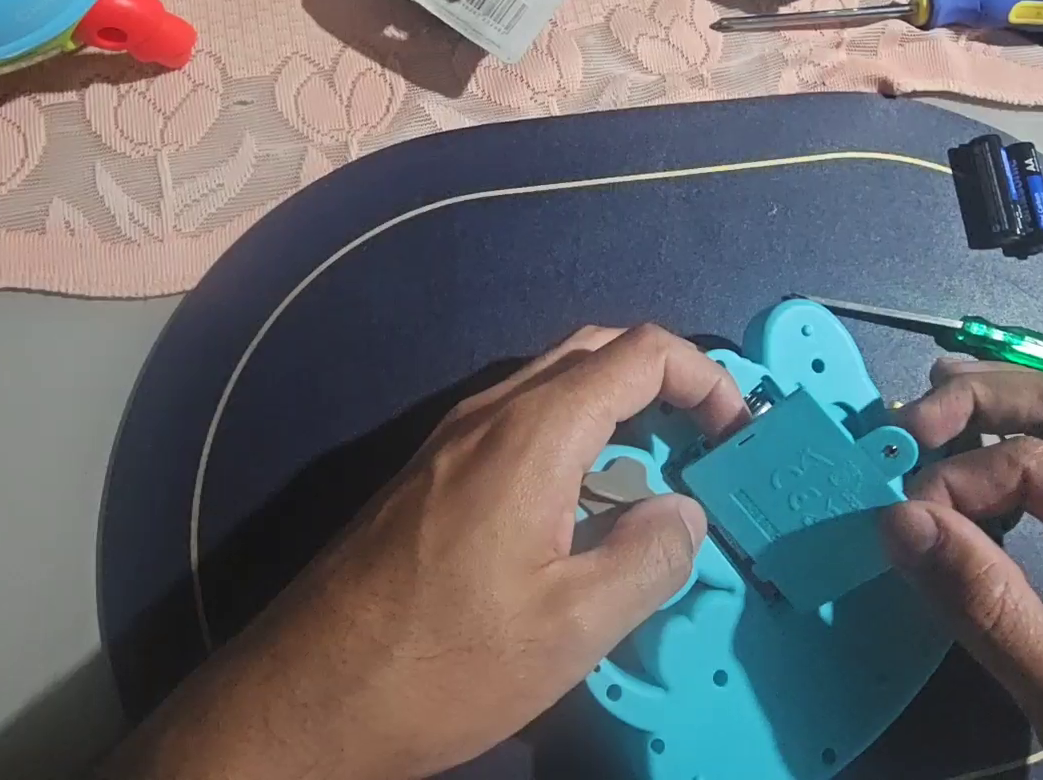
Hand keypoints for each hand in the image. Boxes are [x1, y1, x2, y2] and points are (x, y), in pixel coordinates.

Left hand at [106, 324, 745, 779]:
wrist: (306, 692)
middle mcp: (494, 409)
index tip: (735, 434)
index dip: (705, 379)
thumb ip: (646, 558)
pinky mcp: (437, 462)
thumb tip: (686, 511)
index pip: (642, 353)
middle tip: (701, 443)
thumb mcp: (569, 628)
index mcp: (535, 430)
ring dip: (617, 404)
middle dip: (664, 380)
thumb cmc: (443, 659)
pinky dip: (574, 429)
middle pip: (598, 349)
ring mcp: (458, 431)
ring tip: (652, 471)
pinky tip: (582, 496)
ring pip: (557, 379)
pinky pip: (523, 414)